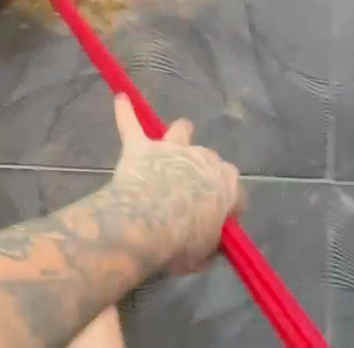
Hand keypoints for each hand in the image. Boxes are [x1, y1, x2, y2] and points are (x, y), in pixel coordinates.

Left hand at [108, 94, 242, 275]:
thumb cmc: (183, 239)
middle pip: (207, 158)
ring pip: (180, 131)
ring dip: (178, 135)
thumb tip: (207, 243)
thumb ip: (209, 241)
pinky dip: (126, 113)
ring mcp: (170, 149)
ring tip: (173, 138)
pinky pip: (131, 124)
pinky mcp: (141, 147)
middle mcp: (202, 158)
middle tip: (189, 193)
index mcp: (224, 183)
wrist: (149, 222)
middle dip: (201, 170)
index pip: (233, 187)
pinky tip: (120, 99)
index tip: (219, 218)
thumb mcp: (205, 253)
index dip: (226, 203)